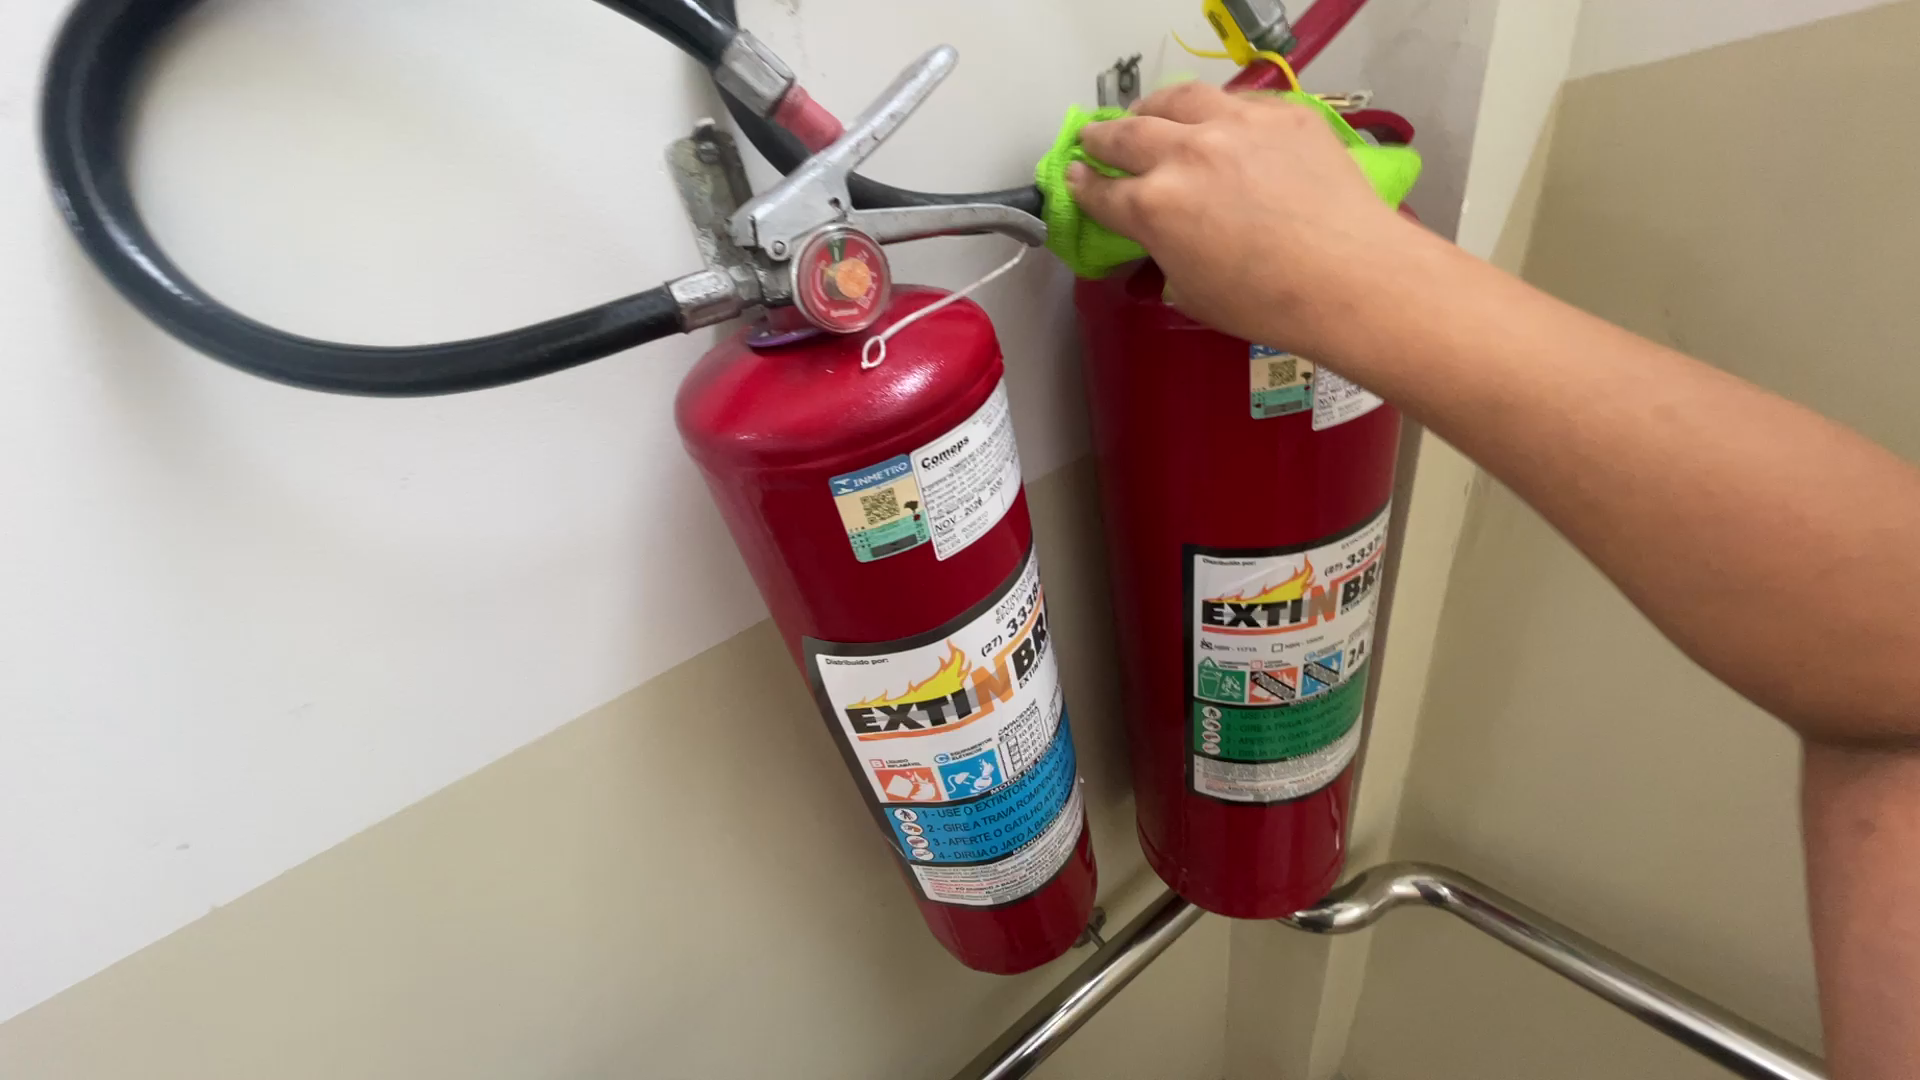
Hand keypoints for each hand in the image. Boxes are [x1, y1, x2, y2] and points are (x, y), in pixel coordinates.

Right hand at [1070, 82, 1422, 355]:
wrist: (1345, 277)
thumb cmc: (1263, 303)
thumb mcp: (1190, 291)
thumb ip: (1165, 252)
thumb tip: (1165, 236)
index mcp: (1154, 208)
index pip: (1103, 192)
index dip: (1083, 186)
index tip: (1074, 176)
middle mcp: (1186, 155)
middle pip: (1128, 134)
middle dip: (1102, 136)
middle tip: (1093, 136)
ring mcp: (1236, 125)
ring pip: (1178, 99)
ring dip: (1151, 105)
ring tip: (1144, 111)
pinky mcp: (1282, 114)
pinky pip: (1235, 101)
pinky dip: (1212, 110)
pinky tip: (1213, 120)